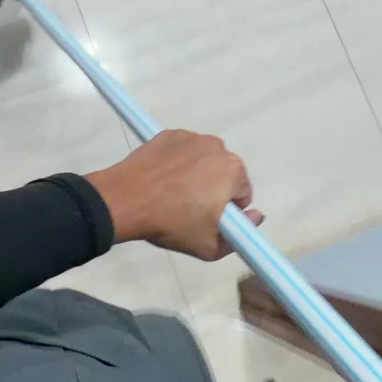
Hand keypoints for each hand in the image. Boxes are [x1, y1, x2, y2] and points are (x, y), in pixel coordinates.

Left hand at [85, 130, 262, 261]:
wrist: (126, 200)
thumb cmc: (172, 223)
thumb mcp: (210, 247)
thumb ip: (241, 236)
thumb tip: (256, 216)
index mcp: (233, 170)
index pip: (242, 194)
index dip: (228, 211)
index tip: (208, 220)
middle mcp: (217, 146)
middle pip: (224, 173)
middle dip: (213, 189)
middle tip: (190, 208)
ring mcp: (190, 137)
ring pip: (203, 160)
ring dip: (196, 173)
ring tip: (173, 193)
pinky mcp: (168, 134)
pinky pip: (182, 150)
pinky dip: (177, 161)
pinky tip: (162, 178)